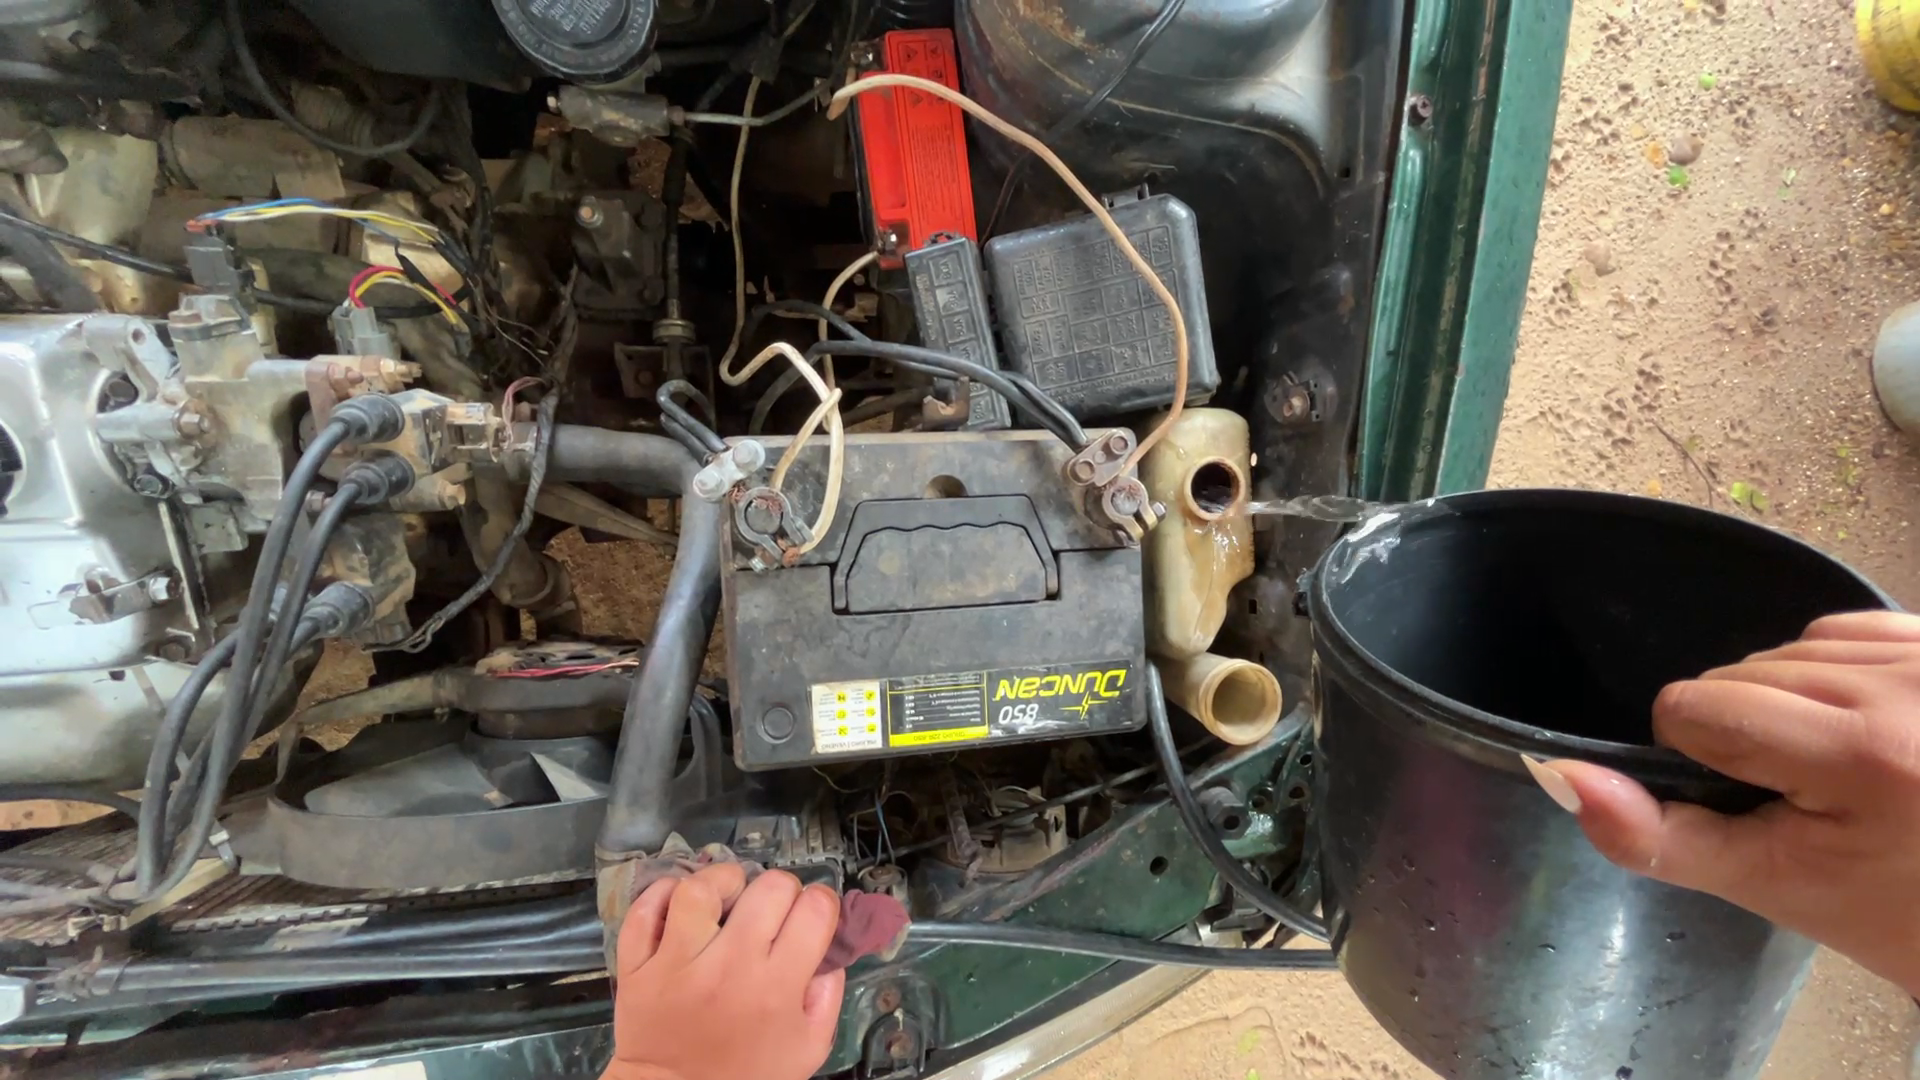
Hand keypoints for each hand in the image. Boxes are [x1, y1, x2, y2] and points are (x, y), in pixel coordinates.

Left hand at [601, 864, 845, 1079]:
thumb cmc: (747, 1074)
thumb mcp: (808, 1047)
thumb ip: (829, 992)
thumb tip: (829, 944)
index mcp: (777, 986)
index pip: (816, 906)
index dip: (820, 903)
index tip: (809, 917)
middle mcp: (730, 966)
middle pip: (770, 886)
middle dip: (781, 890)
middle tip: (771, 914)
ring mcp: (677, 964)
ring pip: (701, 888)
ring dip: (720, 882)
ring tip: (725, 901)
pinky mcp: (637, 967)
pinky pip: (645, 910)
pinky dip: (661, 894)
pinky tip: (680, 906)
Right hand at [1525, 611, 1919, 994]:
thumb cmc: (1905, 914)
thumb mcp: (1775, 889)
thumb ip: (1653, 836)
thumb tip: (1555, 773)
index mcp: (1869, 751)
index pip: (1691, 707)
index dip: (1703, 757)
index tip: (1766, 803)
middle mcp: (1914, 685)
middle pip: (1733, 675)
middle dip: (1748, 730)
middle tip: (1815, 792)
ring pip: (1777, 652)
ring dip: (1786, 702)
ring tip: (1847, 763)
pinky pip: (1839, 631)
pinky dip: (1831, 673)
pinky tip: (1872, 722)